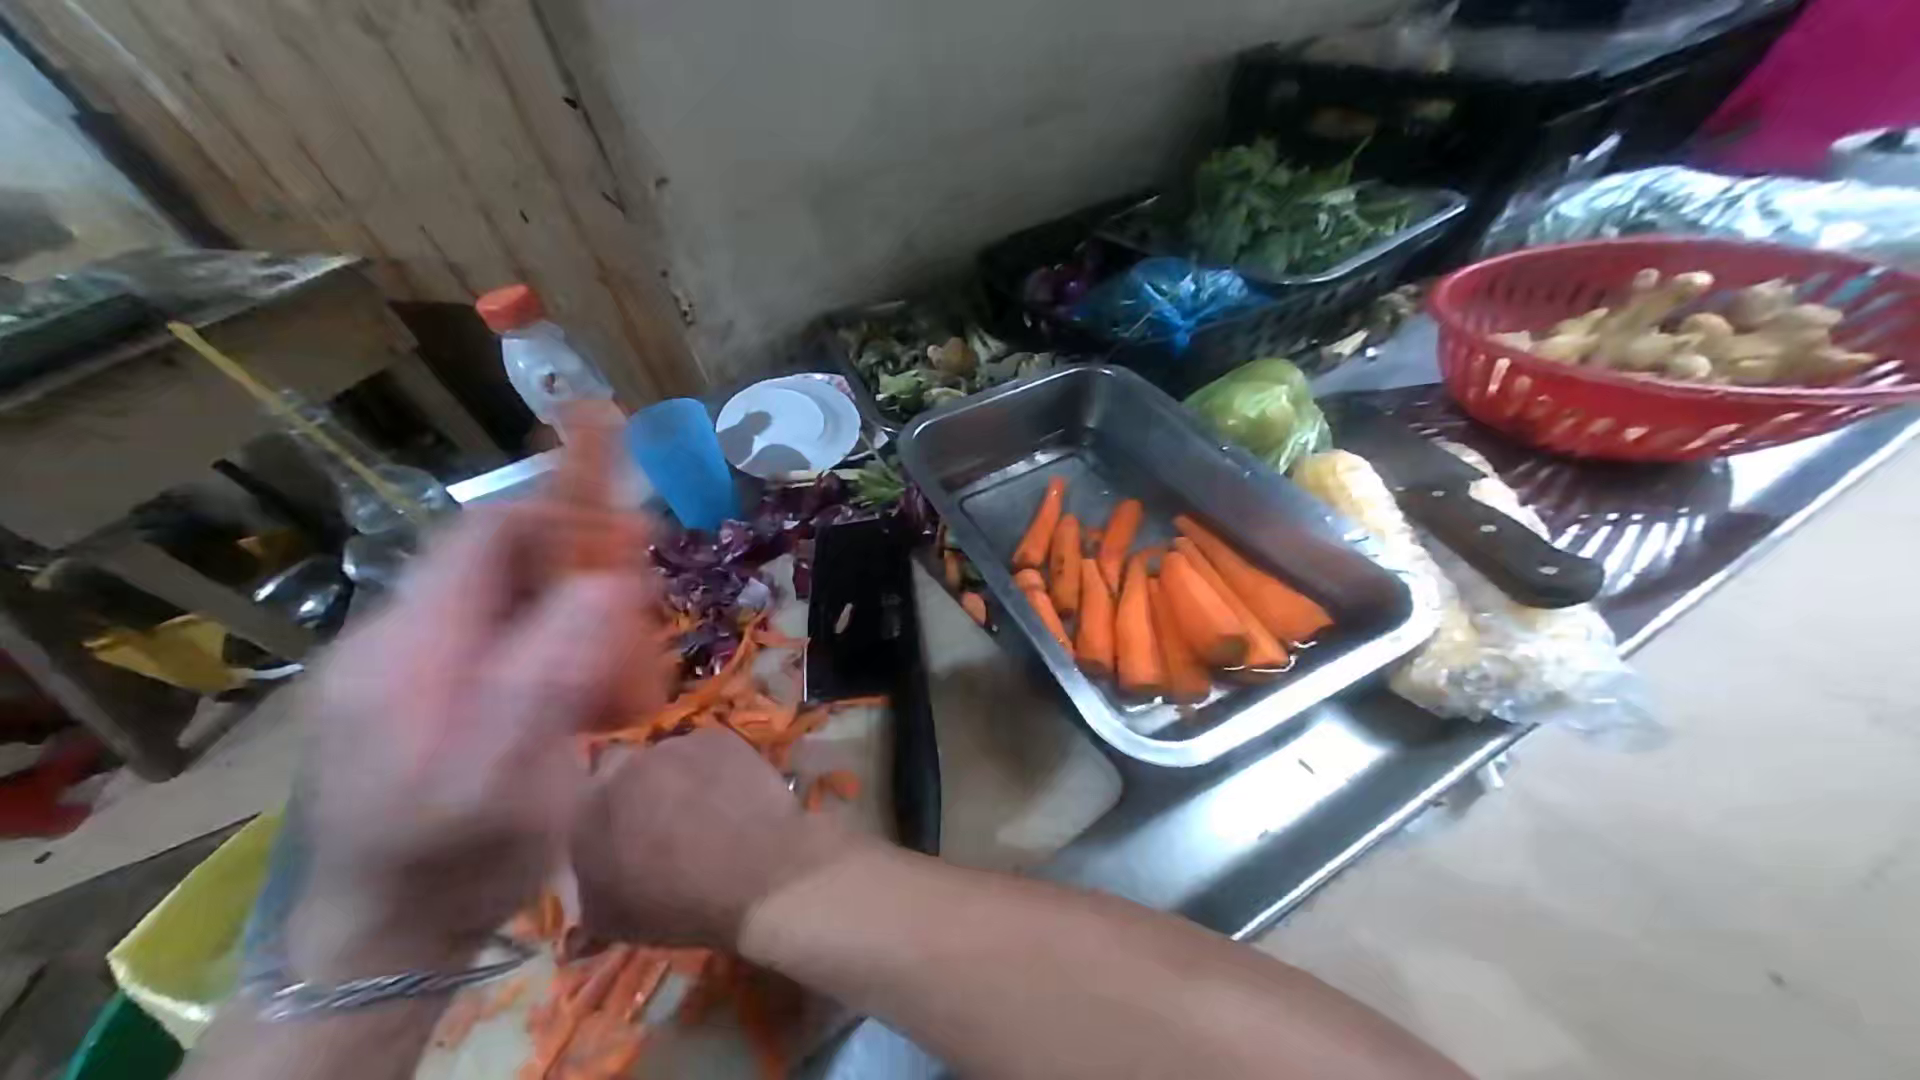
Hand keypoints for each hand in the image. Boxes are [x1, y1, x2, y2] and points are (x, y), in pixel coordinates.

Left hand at [287, 504, 661, 979]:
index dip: (565, 512)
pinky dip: (570, 648)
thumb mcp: (506, 778)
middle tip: (646, 610)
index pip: (488, 531)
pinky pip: (518, 639)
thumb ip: (548, 676)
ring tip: (628, 668)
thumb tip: (608, 583)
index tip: (635, 529)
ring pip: (522, 600)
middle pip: (511, 561)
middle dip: (588, 571)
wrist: (383, 942)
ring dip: (586, 615)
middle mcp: (409, 638)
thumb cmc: (448, 863)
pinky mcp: (444, 690)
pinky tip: (596, 697)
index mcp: (411, 644)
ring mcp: (424, 665)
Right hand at [573, 729, 867, 948]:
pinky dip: (711, 766)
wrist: (759, 874)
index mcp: (584, 813)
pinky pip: (704, 749)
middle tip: (659, 817)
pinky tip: (730, 792)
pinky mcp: (716, 738)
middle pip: (619, 766)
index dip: (588, 797)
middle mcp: (624, 769)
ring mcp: (674, 747)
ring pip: (664, 756)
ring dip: (674, 776)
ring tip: (702, 806)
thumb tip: (580, 889)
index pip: (567, 784)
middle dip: (633, 787)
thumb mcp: (611, 918)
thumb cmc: (680, 907)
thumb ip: (584, 890)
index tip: (608, 818)